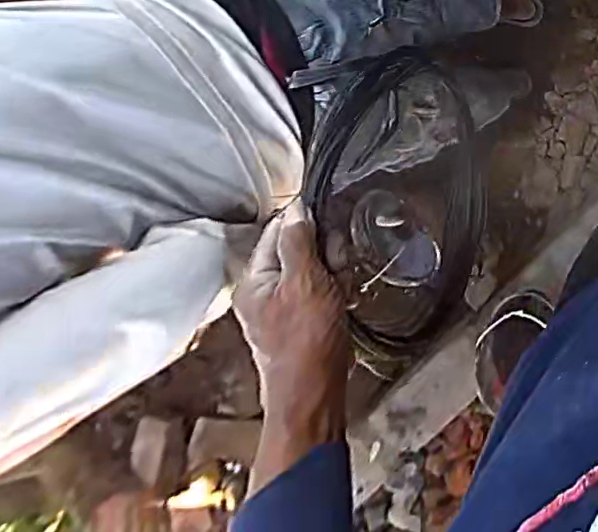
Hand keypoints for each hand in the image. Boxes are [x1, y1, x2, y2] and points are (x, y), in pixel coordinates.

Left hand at [233, 202, 348, 493]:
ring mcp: (285, 299)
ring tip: (340, 288)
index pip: (279, 229)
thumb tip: (296, 208)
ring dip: (336, 269)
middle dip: (326, 250)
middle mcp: (265, 286)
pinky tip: (343, 297)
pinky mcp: (305, 310)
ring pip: (318, 262)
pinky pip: (325, 281)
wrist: (314, 389)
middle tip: (335, 269)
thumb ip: (298, 242)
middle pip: (302, 243)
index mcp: (254, 279)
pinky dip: (337, 285)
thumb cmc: (306, 337)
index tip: (328, 232)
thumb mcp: (305, 282)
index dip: (307, 223)